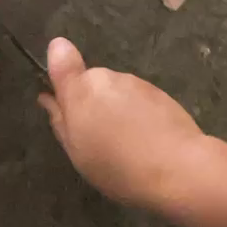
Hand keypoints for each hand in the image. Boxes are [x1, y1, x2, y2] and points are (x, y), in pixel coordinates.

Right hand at [37, 37, 207, 208]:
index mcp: (79, 90)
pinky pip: (137, 98)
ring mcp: (134, 82)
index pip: (61, 58)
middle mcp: (105, 77)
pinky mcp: (159, 91)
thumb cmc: (118, 167)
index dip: (60, 68)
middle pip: (90, 82)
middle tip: (99, 139)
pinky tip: (147, 140)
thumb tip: (47, 96)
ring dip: (116, 109)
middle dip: (92, 103)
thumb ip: (60, 119)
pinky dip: (137, 114)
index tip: (61, 92)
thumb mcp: (78, 152)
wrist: (179, 169)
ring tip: (127, 144)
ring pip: (115, 91)